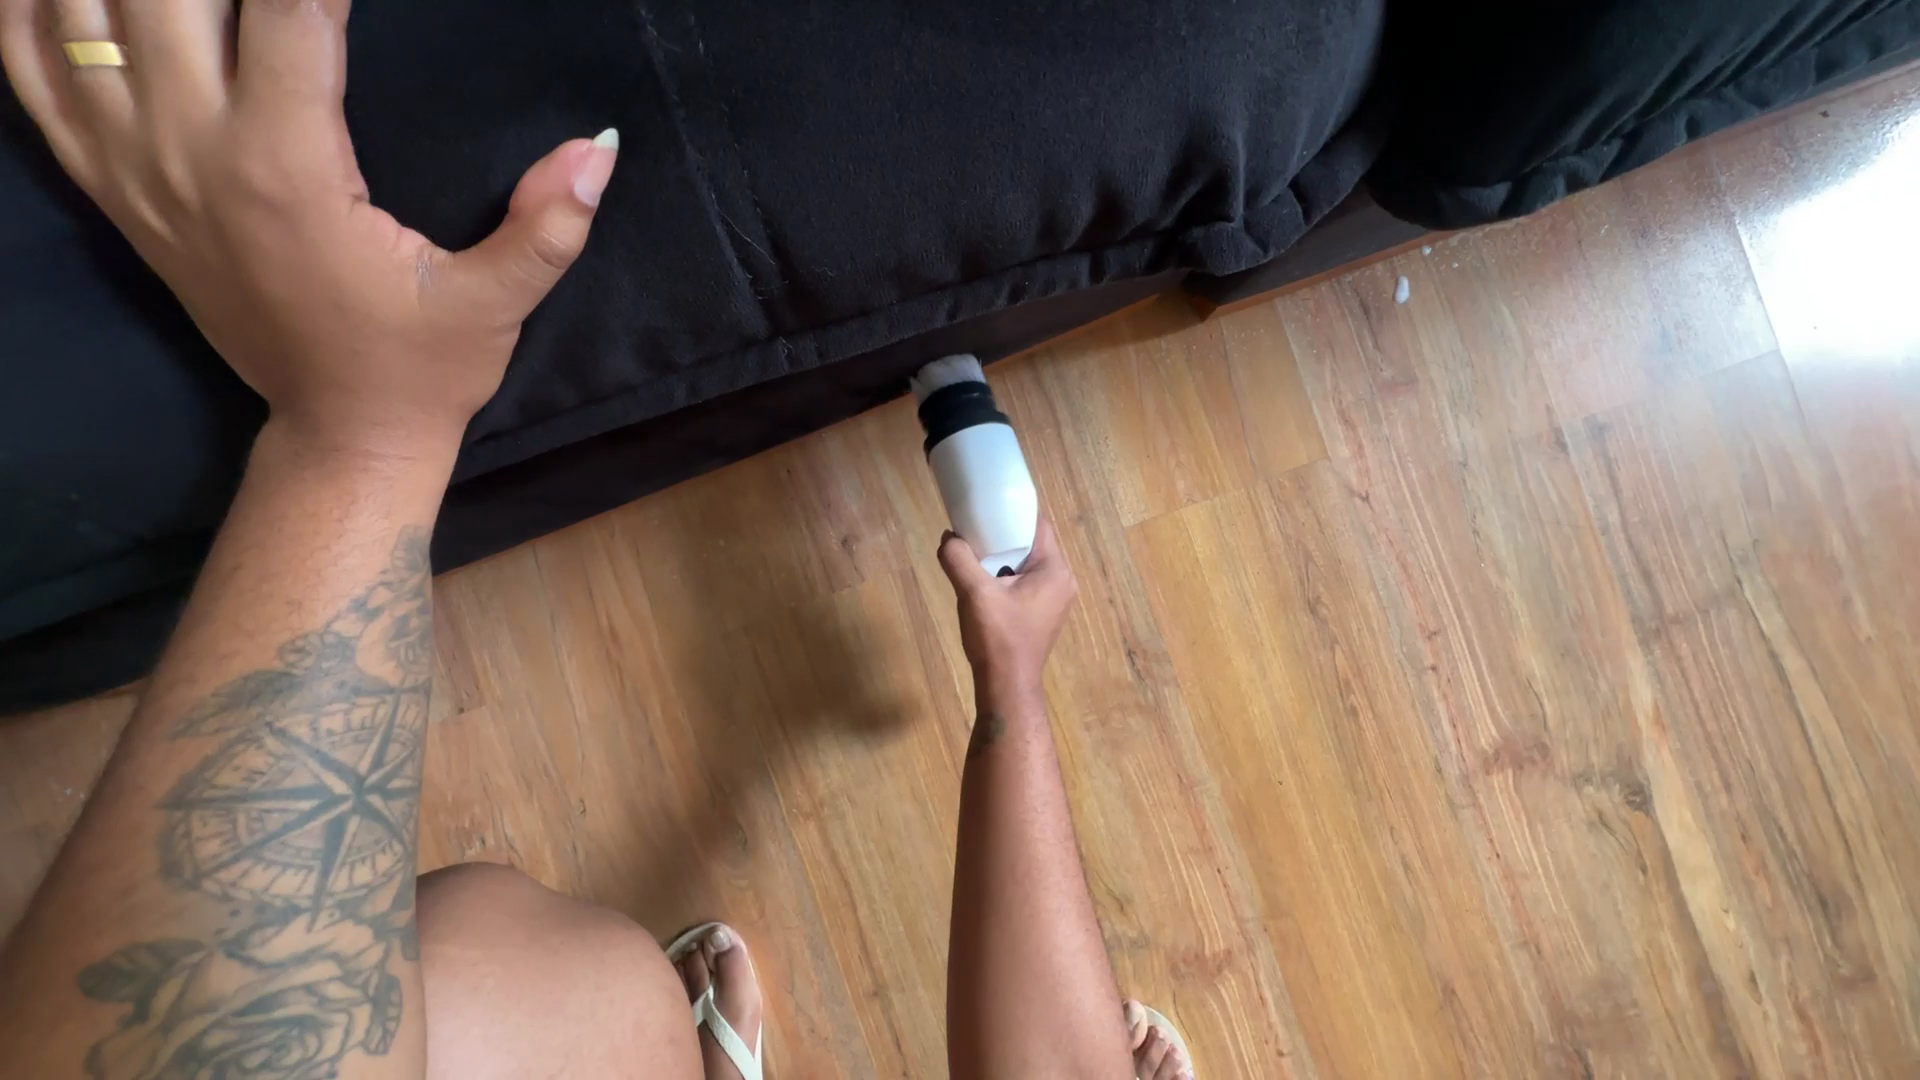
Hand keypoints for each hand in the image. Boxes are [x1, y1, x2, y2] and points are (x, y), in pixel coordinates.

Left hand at [0, 0, 616, 458]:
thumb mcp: (497, 304)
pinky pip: (31, 66)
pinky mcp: (115, 190)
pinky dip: (37, 8)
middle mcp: (189, 152)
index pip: (286, 16)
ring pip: (79, 8)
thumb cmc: (425, 368)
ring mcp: (134, 169)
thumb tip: (601, 149)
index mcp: (286, 173)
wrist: (344, 430)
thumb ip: (548, 227)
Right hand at [937, 518, 1078, 703]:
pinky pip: (1026, 584)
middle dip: (1003, 538)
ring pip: (1027, 565)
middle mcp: (1062, 582)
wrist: (1006, 686)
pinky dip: (1006, 579)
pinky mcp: (1043, 615)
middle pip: (1031, 545)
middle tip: (974, 534)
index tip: (986, 509)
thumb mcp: (974, 594)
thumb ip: (959, 560)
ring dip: (1002, 560)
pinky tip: (984, 585)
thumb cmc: (998, 638)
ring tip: (975, 558)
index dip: (1011, 514)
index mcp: (1055, 570)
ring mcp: (1055, 601)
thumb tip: (949, 538)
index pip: (1037, 525)